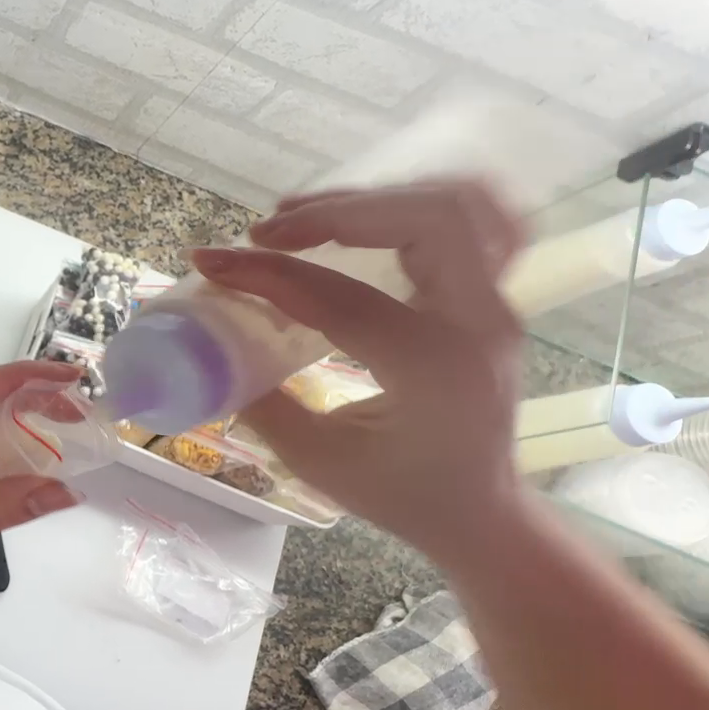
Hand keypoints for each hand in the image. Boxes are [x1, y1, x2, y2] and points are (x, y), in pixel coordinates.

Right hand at [188, 180, 528, 559]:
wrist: (478, 509)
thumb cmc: (396, 493)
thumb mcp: (314, 459)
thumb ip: (262, 400)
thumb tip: (210, 348)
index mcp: (433, 369)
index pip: (341, 297)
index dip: (266, 273)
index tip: (209, 260)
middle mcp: (481, 322)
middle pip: (426, 219)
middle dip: (335, 213)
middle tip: (264, 231)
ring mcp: (499, 302)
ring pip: (459, 206)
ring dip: (376, 199)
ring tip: (303, 215)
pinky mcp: (493, 296)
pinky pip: (478, 220)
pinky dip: (418, 203)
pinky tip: (366, 215)